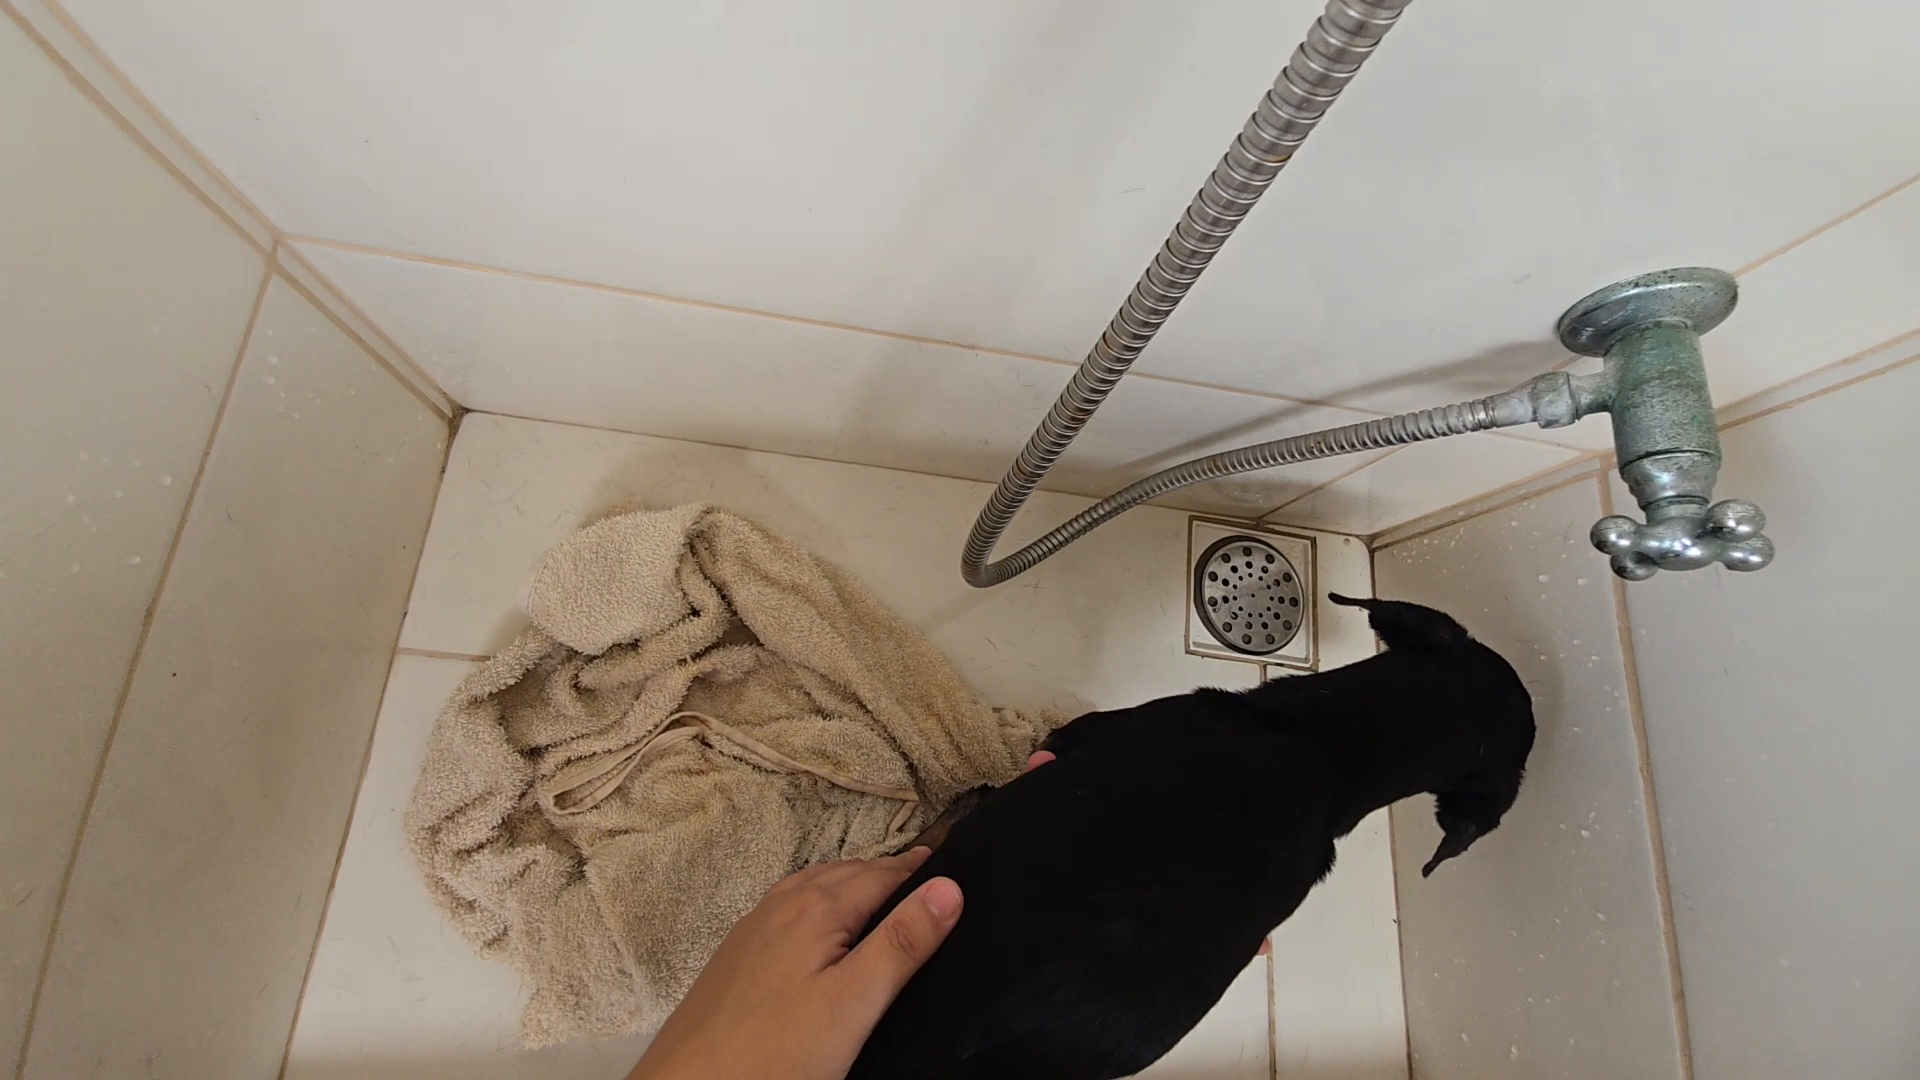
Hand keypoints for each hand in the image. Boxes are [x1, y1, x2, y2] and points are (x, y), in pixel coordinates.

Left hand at [628, 848, 962, 1079]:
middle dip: (886, 872)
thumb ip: (902, 943)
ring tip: (879, 895)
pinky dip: (820, 901)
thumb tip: (950, 885)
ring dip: (851, 883)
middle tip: (923, 881)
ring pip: (815, 886)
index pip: (881, 873)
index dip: (916, 868)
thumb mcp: (852, 1005)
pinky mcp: (736, 952)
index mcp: (817, 906)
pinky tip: (818, 926)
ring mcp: (754, 925)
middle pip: (848, 873)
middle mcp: (784, 901)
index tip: (948, 862)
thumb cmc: (776, 1053)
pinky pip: (790, 905)